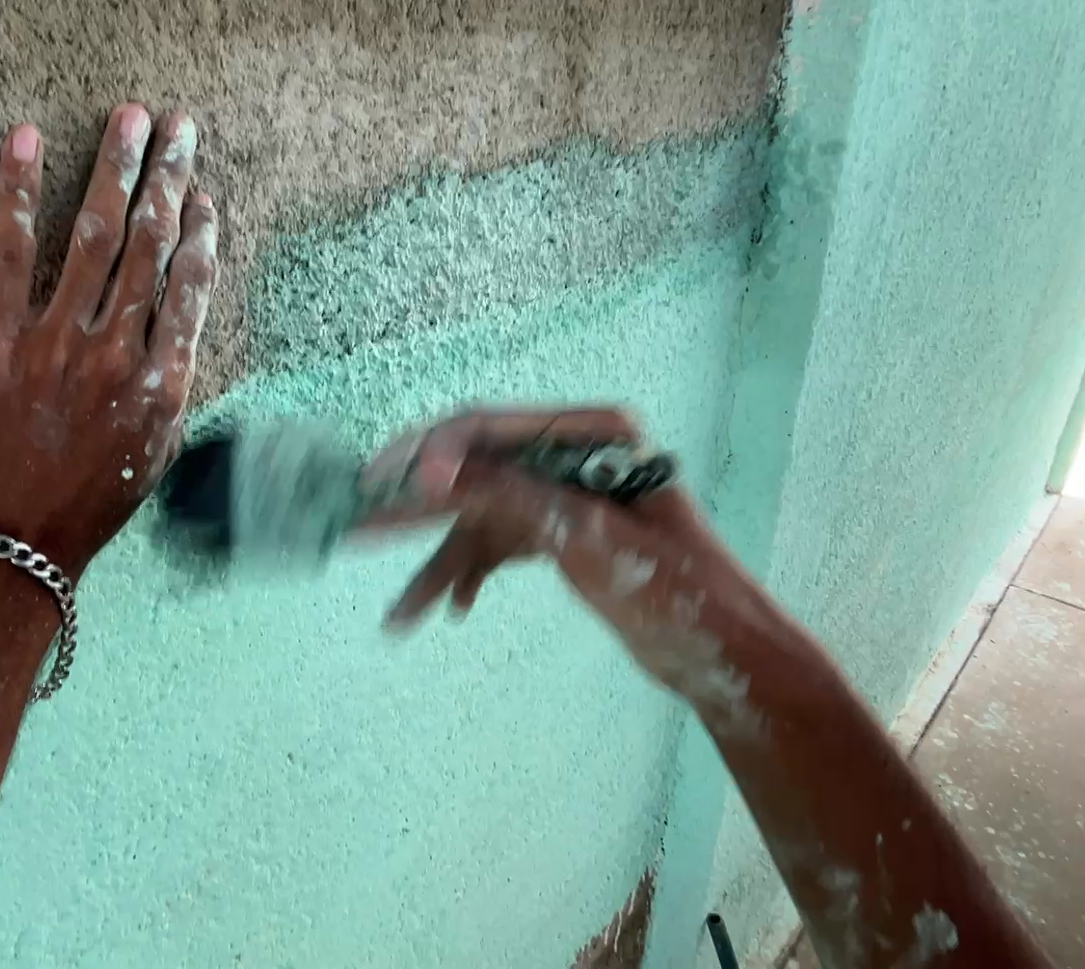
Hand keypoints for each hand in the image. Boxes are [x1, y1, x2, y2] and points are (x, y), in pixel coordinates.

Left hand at [0, 104, 217, 574]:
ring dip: (114, 168)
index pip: (193, 286)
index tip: (204, 192)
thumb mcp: (158, 455)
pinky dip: (18, 193)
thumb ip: (174, 389)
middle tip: (179, 124)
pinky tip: (26, 141)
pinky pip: (9, 254)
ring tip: (130, 117)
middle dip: (169, 177)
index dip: (202, 230)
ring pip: (94, 236)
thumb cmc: (92, 505)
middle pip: (152, 245)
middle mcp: (120, 351)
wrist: (14, 544)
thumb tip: (182, 331)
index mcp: (166, 382)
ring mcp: (58, 341)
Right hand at [367, 407, 749, 696]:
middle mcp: (566, 455)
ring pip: (477, 519)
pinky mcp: (552, 533)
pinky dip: (470, 576)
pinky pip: (494, 546)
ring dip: (438, 565)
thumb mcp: (584, 537)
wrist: (724, 656)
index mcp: (589, 433)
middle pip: (472, 472)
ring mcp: (556, 495)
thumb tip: (429, 469)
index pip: (487, 427)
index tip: (383, 485)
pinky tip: (452, 607)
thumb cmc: (676, 590)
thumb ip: (505, 494)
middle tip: (360, 527)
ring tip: (399, 616)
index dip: (430, 453)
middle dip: (417, 510)